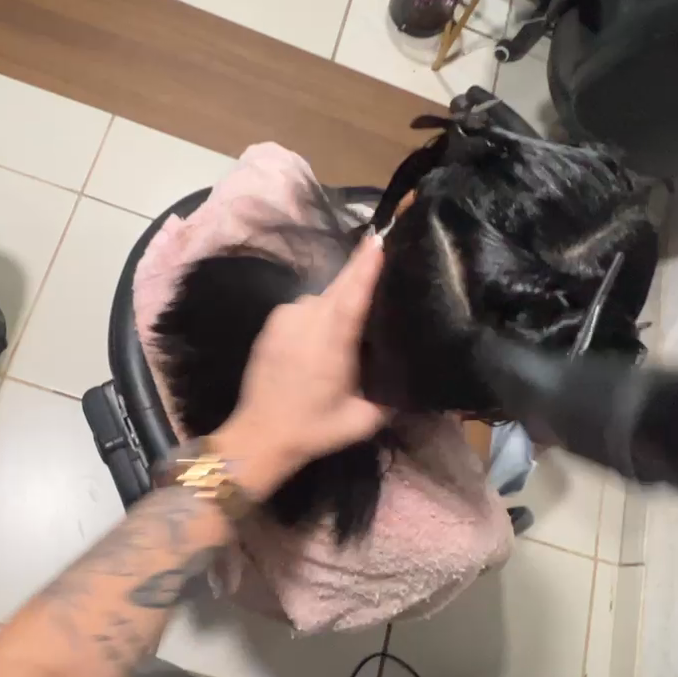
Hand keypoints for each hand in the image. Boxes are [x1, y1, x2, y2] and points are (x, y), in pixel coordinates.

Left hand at [210, 234, 391, 498]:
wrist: (259, 435)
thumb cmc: (313, 430)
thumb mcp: (361, 422)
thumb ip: (392, 401)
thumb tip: (418, 381)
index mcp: (329, 346)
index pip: (351, 298)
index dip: (365, 269)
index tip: (380, 241)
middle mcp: (304, 324)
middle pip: (338, 287)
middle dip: (361, 268)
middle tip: (385, 247)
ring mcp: (284, 320)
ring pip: (322, 297)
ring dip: (340, 298)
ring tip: (360, 310)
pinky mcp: (272, 323)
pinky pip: (305, 307)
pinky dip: (321, 310)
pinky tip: (329, 327)